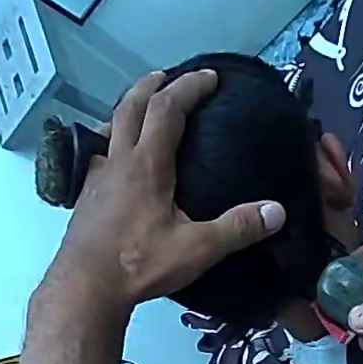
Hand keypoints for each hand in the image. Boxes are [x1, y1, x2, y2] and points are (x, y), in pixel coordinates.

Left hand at [44, 70, 285, 312]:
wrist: (86, 287)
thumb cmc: (140, 263)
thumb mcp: (198, 248)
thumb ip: (238, 228)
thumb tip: (277, 211)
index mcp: (147, 165)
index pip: (168, 110)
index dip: (189, 87)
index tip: (209, 77)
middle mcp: (118, 161)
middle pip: (131, 106)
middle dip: (153, 86)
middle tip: (170, 77)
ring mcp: (96, 178)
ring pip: (109, 127)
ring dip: (128, 109)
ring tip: (143, 110)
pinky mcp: (85, 197)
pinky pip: (98, 154)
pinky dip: (111, 142)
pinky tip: (117, 161)